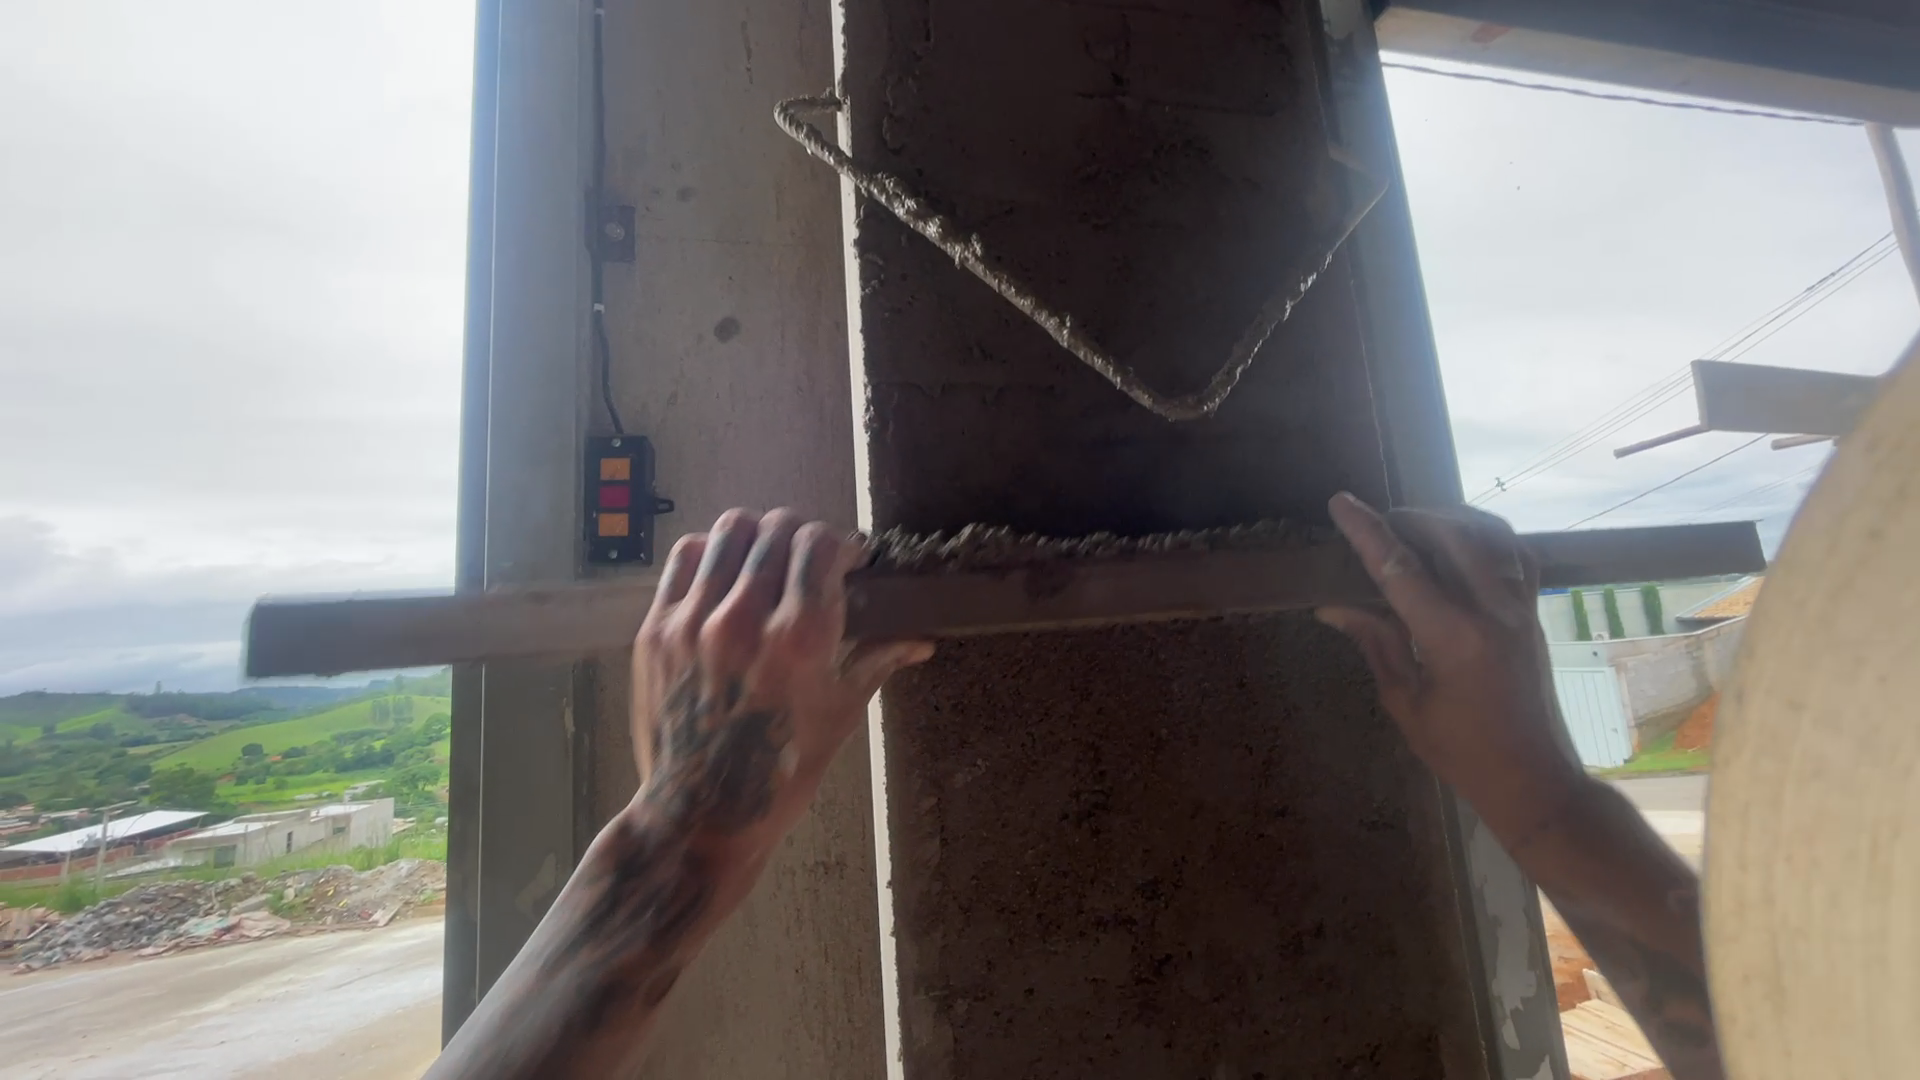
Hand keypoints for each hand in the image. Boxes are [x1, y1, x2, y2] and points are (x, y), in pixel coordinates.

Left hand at [630, 508, 933, 857]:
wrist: (699, 814)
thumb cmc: (783, 769)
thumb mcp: (842, 714)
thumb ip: (879, 661)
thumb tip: (923, 640)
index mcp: (800, 638)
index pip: (821, 543)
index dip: (843, 544)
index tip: (850, 561)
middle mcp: (745, 617)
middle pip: (778, 526)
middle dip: (805, 536)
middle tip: (812, 562)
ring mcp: (694, 619)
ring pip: (731, 528)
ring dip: (760, 536)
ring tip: (768, 561)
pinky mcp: (657, 627)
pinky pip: (686, 556)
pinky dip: (714, 553)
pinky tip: (727, 576)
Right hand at [1318, 493, 1589, 838]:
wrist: (1535, 779)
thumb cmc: (1459, 749)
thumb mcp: (1403, 700)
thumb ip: (1374, 642)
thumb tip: (1332, 606)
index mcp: (1454, 638)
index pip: (1401, 569)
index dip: (1367, 531)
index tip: (1342, 502)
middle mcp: (1494, 613)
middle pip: (1453, 536)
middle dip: (1409, 517)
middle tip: (1377, 519)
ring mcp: (1522, 611)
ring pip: (1491, 536)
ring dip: (1449, 519)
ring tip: (1415, 523)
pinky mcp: (1534, 615)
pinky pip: (1516, 555)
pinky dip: (1485, 536)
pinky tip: (1459, 542)